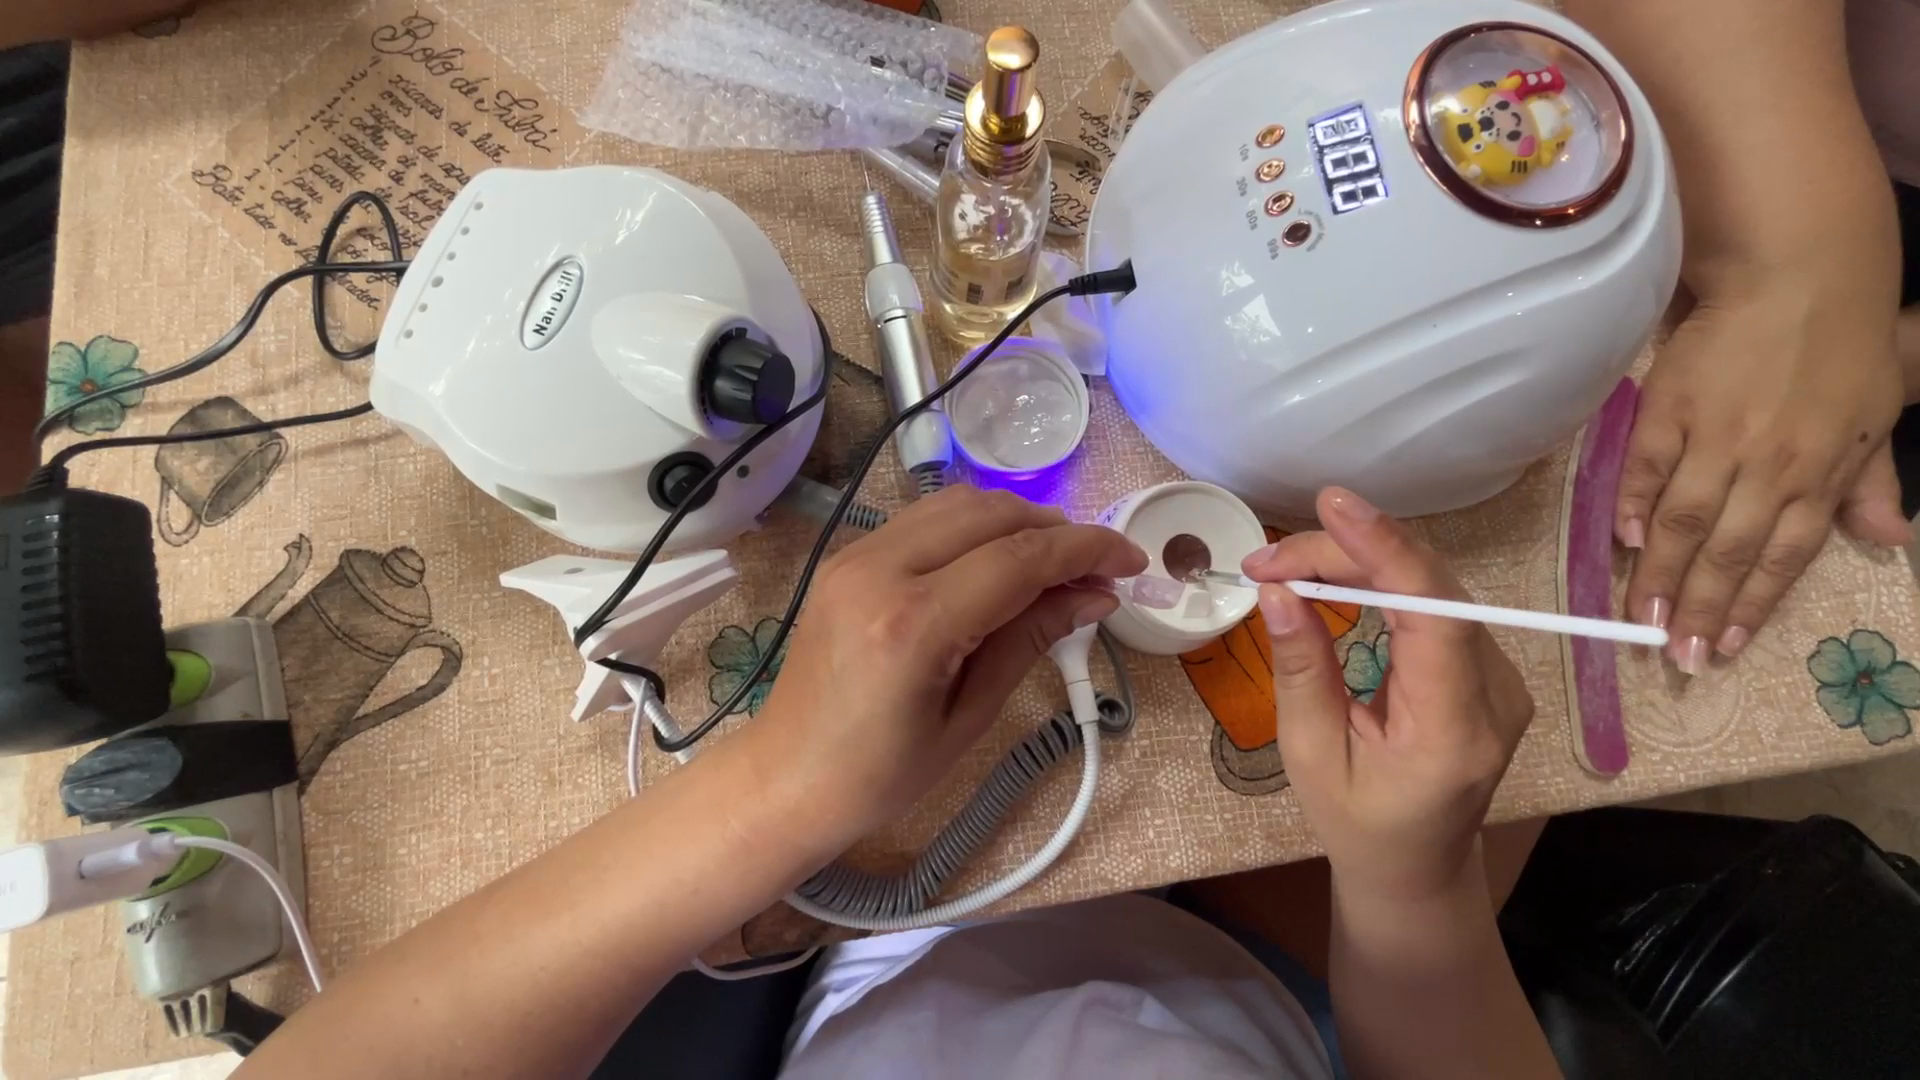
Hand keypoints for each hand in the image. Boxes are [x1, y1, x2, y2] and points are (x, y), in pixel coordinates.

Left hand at [745, 486, 1145, 855]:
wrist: (785, 777)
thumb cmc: (880, 775)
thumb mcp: (969, 716)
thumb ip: (1030, 640)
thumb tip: (1094, 596)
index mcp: (912, 624)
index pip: (1018, 559)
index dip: (1086, 551)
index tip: (1130, 561)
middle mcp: (879, 569)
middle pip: (991, 514)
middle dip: (1056, 529)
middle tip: (1094, 570)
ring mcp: (855, 554)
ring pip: (958, 503)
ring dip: (1016, 521)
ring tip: (1052, 565)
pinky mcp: (846, 556)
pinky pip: (925, 519)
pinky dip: (974, 527)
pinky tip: (996, 562)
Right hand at [1242, 488, 1533, 903]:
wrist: (1416, 866)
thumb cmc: (1357, 822)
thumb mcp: (1311, 754)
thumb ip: (1302, 670)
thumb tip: (1277, 591)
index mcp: (1455, 729)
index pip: (1436, 617)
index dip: (1387, 551)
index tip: (1333, 507)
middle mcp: (1495, 693)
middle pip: (1428, 589)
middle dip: (1344, 554)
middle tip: (1264, 559)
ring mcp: (1497, 677)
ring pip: (1429, 586)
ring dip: (1354, 560)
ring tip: (1281, 564)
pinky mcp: (1480, 667)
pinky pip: (1428, 602)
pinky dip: (1373, 577)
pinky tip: (1326, 575)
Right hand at [1620, 277, 1911, 672]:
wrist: (1797, 278)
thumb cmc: (1841, 344)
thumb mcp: (1882, 412)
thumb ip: (1873, 480)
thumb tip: (1885, 541)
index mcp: (1825, 470)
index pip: (1784, 553)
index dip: (1754, 605)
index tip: (1724, 648)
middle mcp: (1772, 464)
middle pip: (1729, 549)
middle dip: (1703, 607)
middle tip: (1675, 655)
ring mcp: (1715, 439)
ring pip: (1686, 521)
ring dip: (1663, 573)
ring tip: (1641, 616)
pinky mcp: (1668, 414)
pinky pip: (1646, 469)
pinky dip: (1634, 506)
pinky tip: (1625, 543)